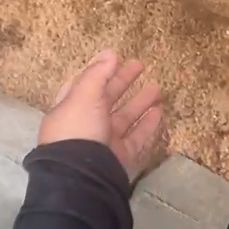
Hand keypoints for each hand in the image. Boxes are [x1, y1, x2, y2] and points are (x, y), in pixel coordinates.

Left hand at [39, 51, 165, 179]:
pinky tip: (159, 112)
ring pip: (123, 117)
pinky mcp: (118, 157)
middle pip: (106, 99)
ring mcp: (102, 142)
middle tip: (140, 65)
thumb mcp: (85, 95)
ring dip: (139, 102)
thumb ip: (98, 73)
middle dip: (122, 81)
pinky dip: (147, 125)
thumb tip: (110, 52)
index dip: (98, 71)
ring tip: (157, 87)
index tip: (115, 57)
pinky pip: (135, 137)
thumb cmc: (77, 129)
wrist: (81, 176)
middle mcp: (84, 125)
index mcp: (69, 109)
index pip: (83, 85)